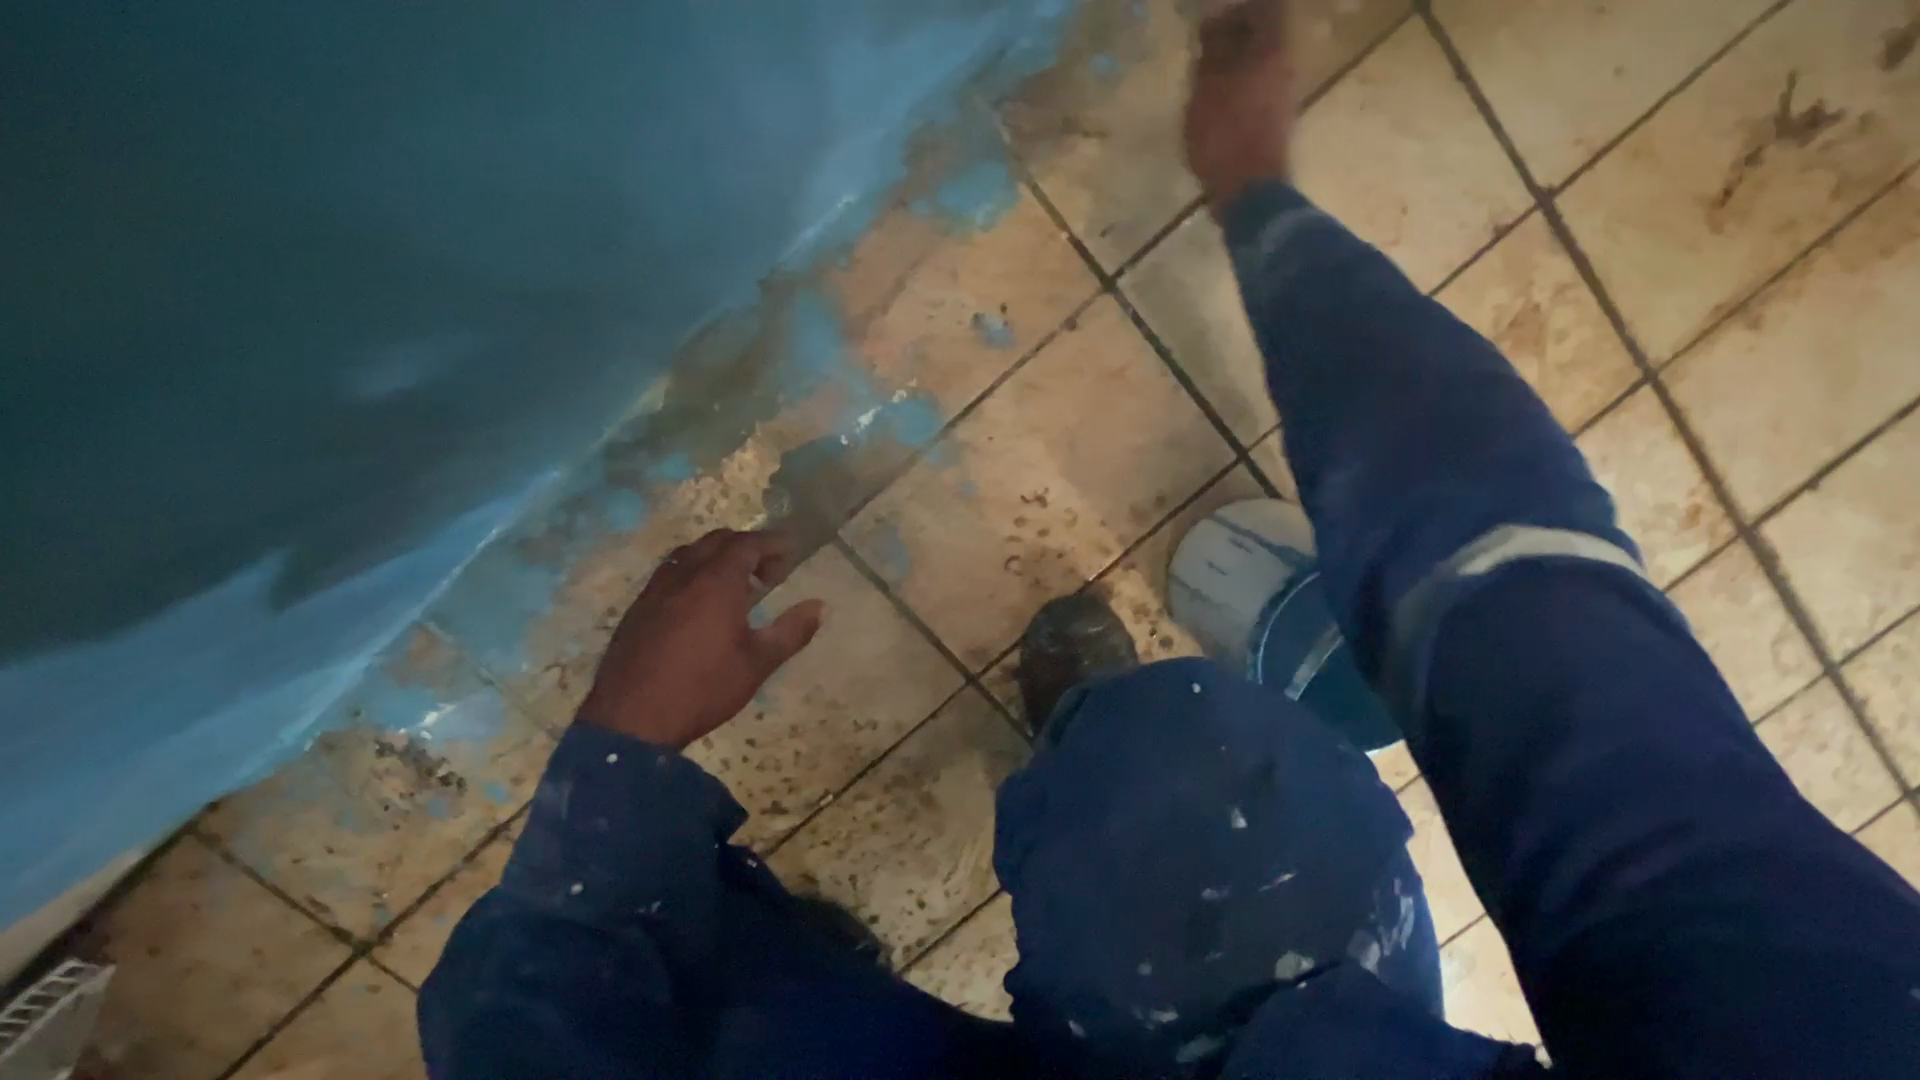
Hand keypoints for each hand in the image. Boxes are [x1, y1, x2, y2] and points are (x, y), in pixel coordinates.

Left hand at [578, 529, 825, 748]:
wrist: (630, 720)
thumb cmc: (703, 689)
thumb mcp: (757, 664)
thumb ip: (791, 631)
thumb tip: (821, 606)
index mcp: (716, 582)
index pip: (748, 544)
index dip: (773, 542)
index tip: (792, 549)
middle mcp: (684, 575)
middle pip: (717, 541)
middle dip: (746, 547)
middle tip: (768, 571)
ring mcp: (655, 590)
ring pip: (689, 554)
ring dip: (717, 557)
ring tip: (736, 586)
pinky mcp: (638, 609)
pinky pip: (670, 573)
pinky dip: (693, 573)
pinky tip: (700, 605)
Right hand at [1184, 0, 1297, 211]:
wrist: (1249, 191)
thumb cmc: (1224, 136)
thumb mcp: (1207, 90)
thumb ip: (1212, 52)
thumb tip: (1214, 21)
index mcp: (1271, 49)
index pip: (1265, 8)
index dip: (1240, 9)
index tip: (1214, 16)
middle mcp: (1285, 65)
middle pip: (1266, 32)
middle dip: (1238, 32)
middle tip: (1207, 41)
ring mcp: (1283, 94)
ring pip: (1261, 60)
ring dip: (1236, 61)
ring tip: (1206, 72)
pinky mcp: (1276, 119)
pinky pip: (1259, 86)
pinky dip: (1239, 85)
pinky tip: (1217, 99)